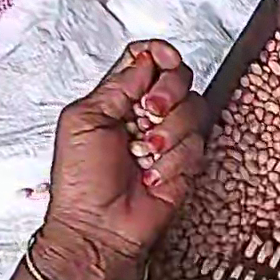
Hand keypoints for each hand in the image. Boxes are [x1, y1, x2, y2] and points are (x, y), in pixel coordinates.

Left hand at [33, 39, 208, 279]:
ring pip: (194, 110)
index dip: (160, 53)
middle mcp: (150, 114)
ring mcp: (172, 138)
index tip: (162, 58)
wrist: (100, 225)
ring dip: (169, 133)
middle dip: (167, 93)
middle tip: (147, 114)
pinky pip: (197, 145)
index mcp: (121, 98)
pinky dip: (174, 160)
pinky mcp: (189, 162)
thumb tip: (145, 59)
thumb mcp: (83, 119)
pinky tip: (153, 175)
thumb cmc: (81, 181)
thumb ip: (116, 86)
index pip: (149, 60)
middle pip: (180, 78)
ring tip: (144, 154)